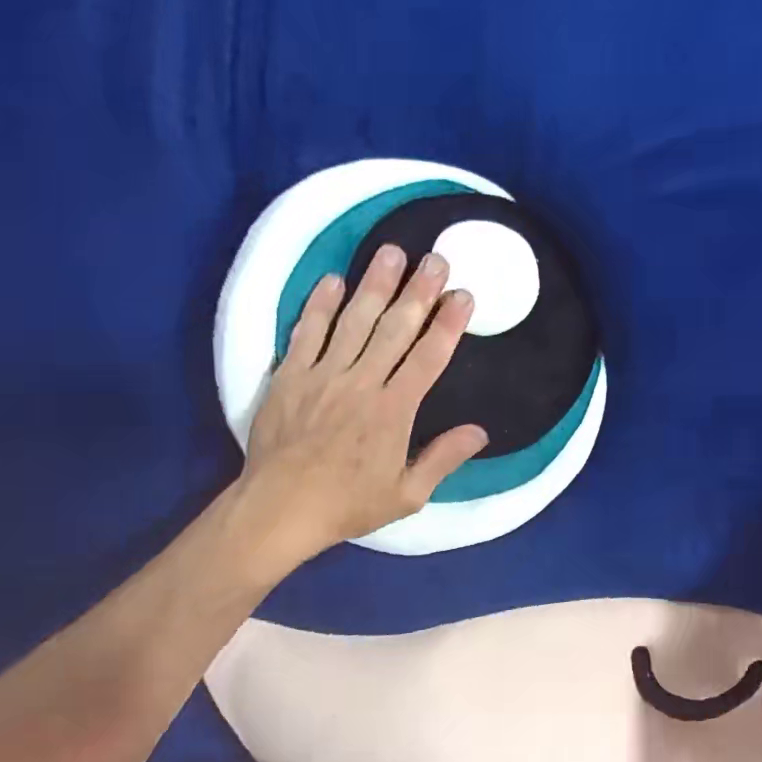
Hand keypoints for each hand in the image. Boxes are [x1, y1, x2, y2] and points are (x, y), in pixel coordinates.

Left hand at [231, 244, 488, 568]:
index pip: (428, 358)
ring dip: (374, 285)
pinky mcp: (290, 376)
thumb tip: (480, 432)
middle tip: (435, 259)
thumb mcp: (406, 495)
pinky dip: (319, 305)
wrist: (281, 508)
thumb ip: (443, 459)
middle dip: (418, 291)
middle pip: (395, 329)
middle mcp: (362, 383)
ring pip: (353, 321)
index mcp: (394, 411)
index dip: (448, 324)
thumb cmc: (347, 504)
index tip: (463, 295)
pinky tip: (332, 280)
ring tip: (391, 253)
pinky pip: (307, 332)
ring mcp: (323, 375)